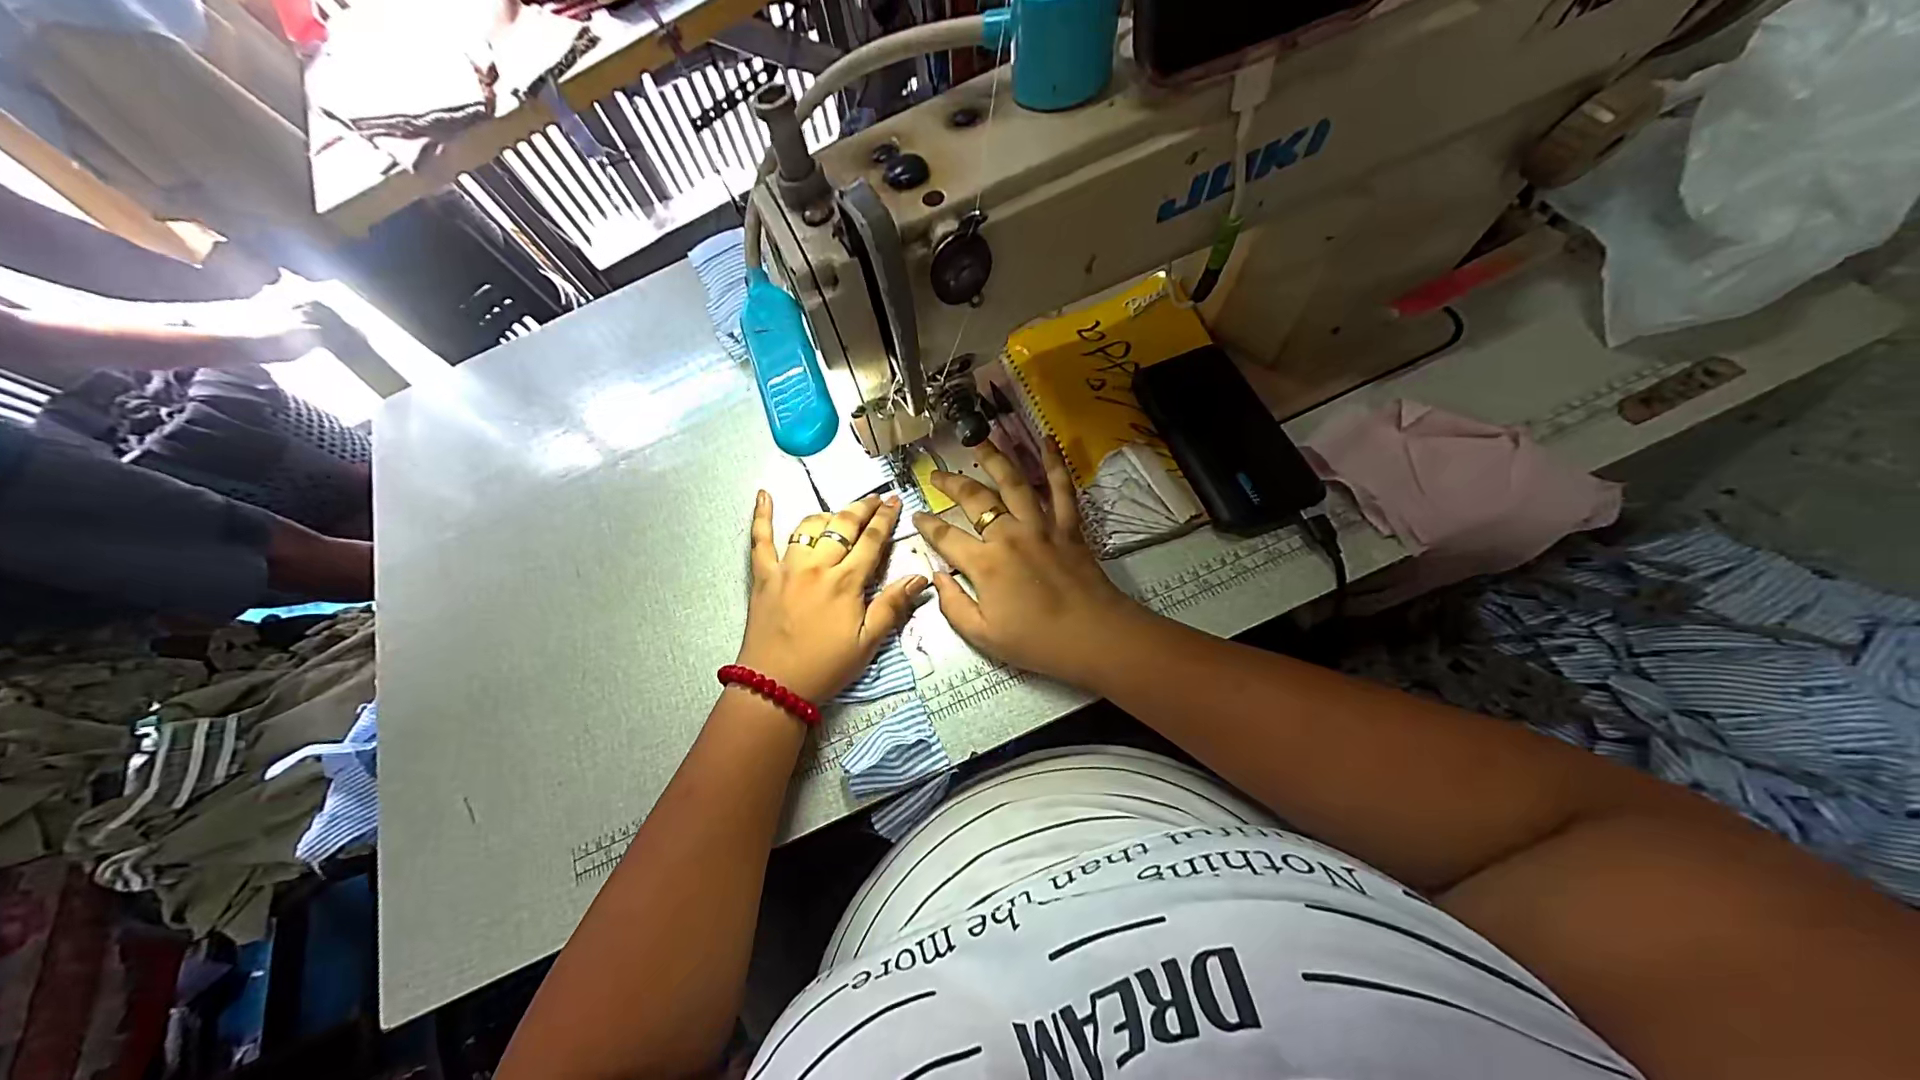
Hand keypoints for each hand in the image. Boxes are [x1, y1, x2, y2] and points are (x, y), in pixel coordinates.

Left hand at [737, 491, 927, 703]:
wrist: (774, 686)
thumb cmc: (826, 667)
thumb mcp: (868, 642)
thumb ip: (892, 606)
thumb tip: (919, 578)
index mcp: (846, 583)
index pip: (871, 541)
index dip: (885, 519)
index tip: (894, 502)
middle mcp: (817, 567)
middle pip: (842, 526)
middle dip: (861, 508)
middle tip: (874, 499)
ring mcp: (786, 568)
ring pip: (808, 527)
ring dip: (826, 514)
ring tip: (838, 513)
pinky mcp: (763, 576)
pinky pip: (760, 540)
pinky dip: (761, 516)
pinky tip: (763, 495)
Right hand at [913, 440, 1153, 686]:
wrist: (1094, 637)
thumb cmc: (1037, 642)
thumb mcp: (983, 636)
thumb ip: (953, 606)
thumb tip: (936, 578)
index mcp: (985, 563)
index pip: (946, 537)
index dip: (927, 525)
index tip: (917, 515)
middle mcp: (1009, 535)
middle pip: (975, 499)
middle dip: (951, 483)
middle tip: (937, 474)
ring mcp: (1041, 526)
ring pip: (1014, 483)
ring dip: (995, 458)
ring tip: (980, 440)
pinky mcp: (1068, 526)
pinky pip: (1061, 489)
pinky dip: (1055, 464)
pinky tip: (1048, 441)